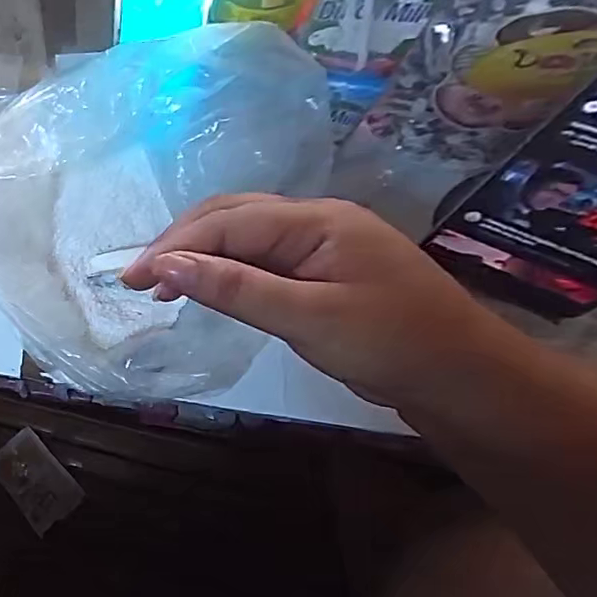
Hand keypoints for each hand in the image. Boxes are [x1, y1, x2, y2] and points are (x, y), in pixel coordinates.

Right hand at [119, 195, 530, 409]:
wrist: (465, 379)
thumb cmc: (392, 345)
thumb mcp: (307, 318)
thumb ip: (235, 288)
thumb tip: (166, 265)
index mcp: (316, 221)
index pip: (227, 222)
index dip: (174, 247)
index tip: (131, 278)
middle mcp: (314, 221)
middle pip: (230, 217)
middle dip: (179, 244)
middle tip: (138, 280)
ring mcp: (318, 244)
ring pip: (242, 236)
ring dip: (198, 255)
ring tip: (161, 286)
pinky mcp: (319, 270)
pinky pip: (259, 259)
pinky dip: (224, 270)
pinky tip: (206, 287)